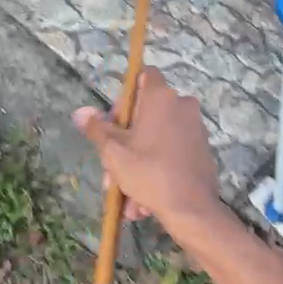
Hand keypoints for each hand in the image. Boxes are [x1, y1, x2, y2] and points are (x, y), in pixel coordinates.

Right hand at [73, 68, 223, 230]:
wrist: (191, 208)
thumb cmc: (149, 171)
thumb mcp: (114, 151)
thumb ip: (96, 129)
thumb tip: (80, 112)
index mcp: (161, 97)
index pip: (143, 75)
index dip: (126, 95)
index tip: (115, 121)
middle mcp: (182, 106)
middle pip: (146, 115)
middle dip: (125, 143)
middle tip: (112, 169)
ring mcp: (195, 128)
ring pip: (156, 141)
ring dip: (137, 165)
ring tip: (127, 198)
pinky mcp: (202, 150)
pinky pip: (171, 155)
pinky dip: (156, 172)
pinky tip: (144, 203)